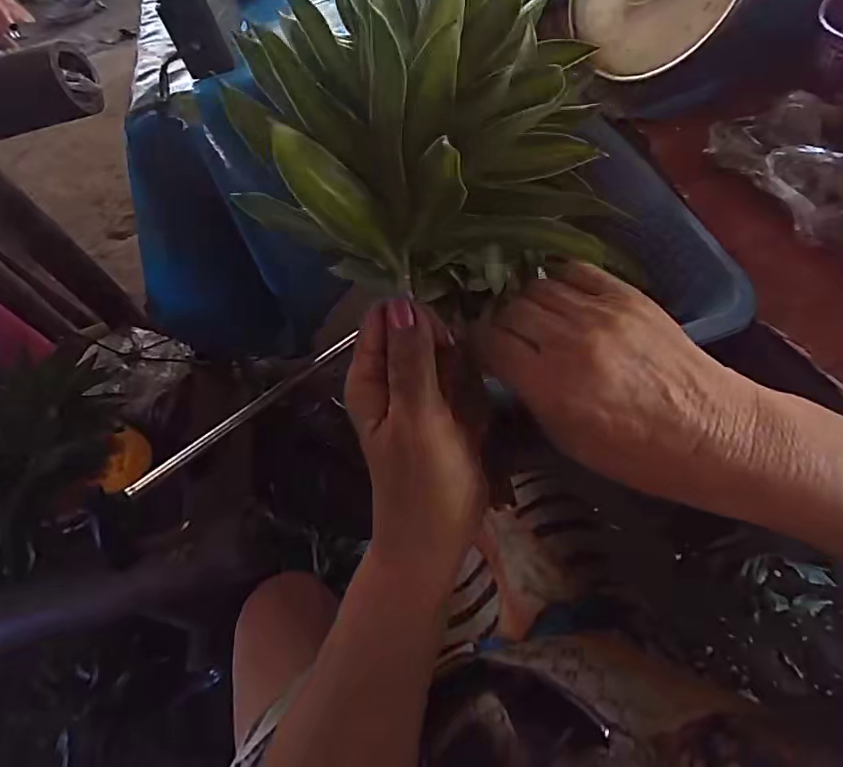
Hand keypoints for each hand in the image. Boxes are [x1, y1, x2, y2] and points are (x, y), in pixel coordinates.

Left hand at [344, 299, 483, 582]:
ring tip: (461, 423)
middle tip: (452, 398)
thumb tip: (400, 303)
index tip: (442, 346)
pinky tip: (471, 433)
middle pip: (424, 334)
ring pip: (451, 358)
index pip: (385, 318)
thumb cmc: (421, 483)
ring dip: (464, 387)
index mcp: (369, 376)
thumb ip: (410, 360)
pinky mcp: (447, 408)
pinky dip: (473, 406)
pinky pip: (466, 385)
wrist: (439, 541)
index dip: (417, 321)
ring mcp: (421, 393)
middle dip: (448, 360)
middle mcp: (391, 378)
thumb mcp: (415, 418)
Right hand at [473, 262, 767, 495]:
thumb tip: (501, 360)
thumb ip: (528, 394)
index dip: (477, 342)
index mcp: (551, 384)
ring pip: (535, 286)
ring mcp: (600, 312)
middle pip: (508, 309)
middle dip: (498, 320)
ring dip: (525, 300)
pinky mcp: (626, 295)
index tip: (479, 347)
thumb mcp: (568, 439)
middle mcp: (570, 340)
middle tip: (504, 332)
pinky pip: (574, 270)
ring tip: (532, 315)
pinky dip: (558, 279)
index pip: (489, 340)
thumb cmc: (638, 454)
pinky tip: (559, 295)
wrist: (717, 433)